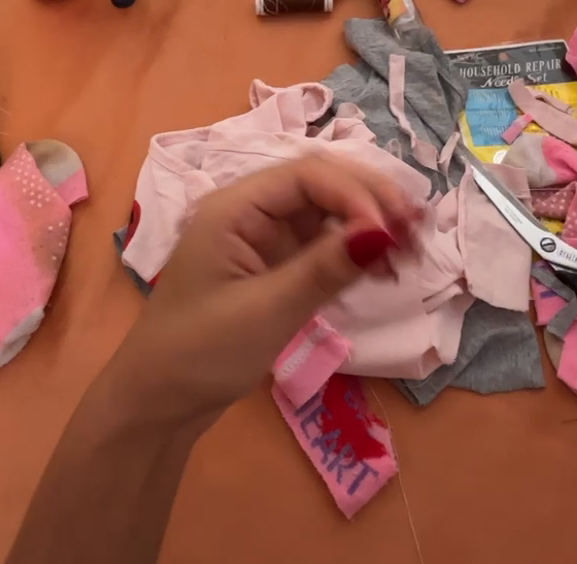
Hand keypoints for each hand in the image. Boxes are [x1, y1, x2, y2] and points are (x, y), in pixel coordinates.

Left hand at [96, 157, 415, 429]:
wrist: (157, 402)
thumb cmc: (201, 351)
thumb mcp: (267, 310)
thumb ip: (325, 268)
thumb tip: (384, 231)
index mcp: (235, 206)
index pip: (308, 175)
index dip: (356, 195)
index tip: (393, 235)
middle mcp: (250, 210)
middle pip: (321, 184)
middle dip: (371, 201)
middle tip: (419, 231)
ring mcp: (261, 236)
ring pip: (325, 212)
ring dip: (368, 224)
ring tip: (409, 252)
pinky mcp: (271, 263)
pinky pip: (319, 242)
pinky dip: (352, 250)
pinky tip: (381, 267)